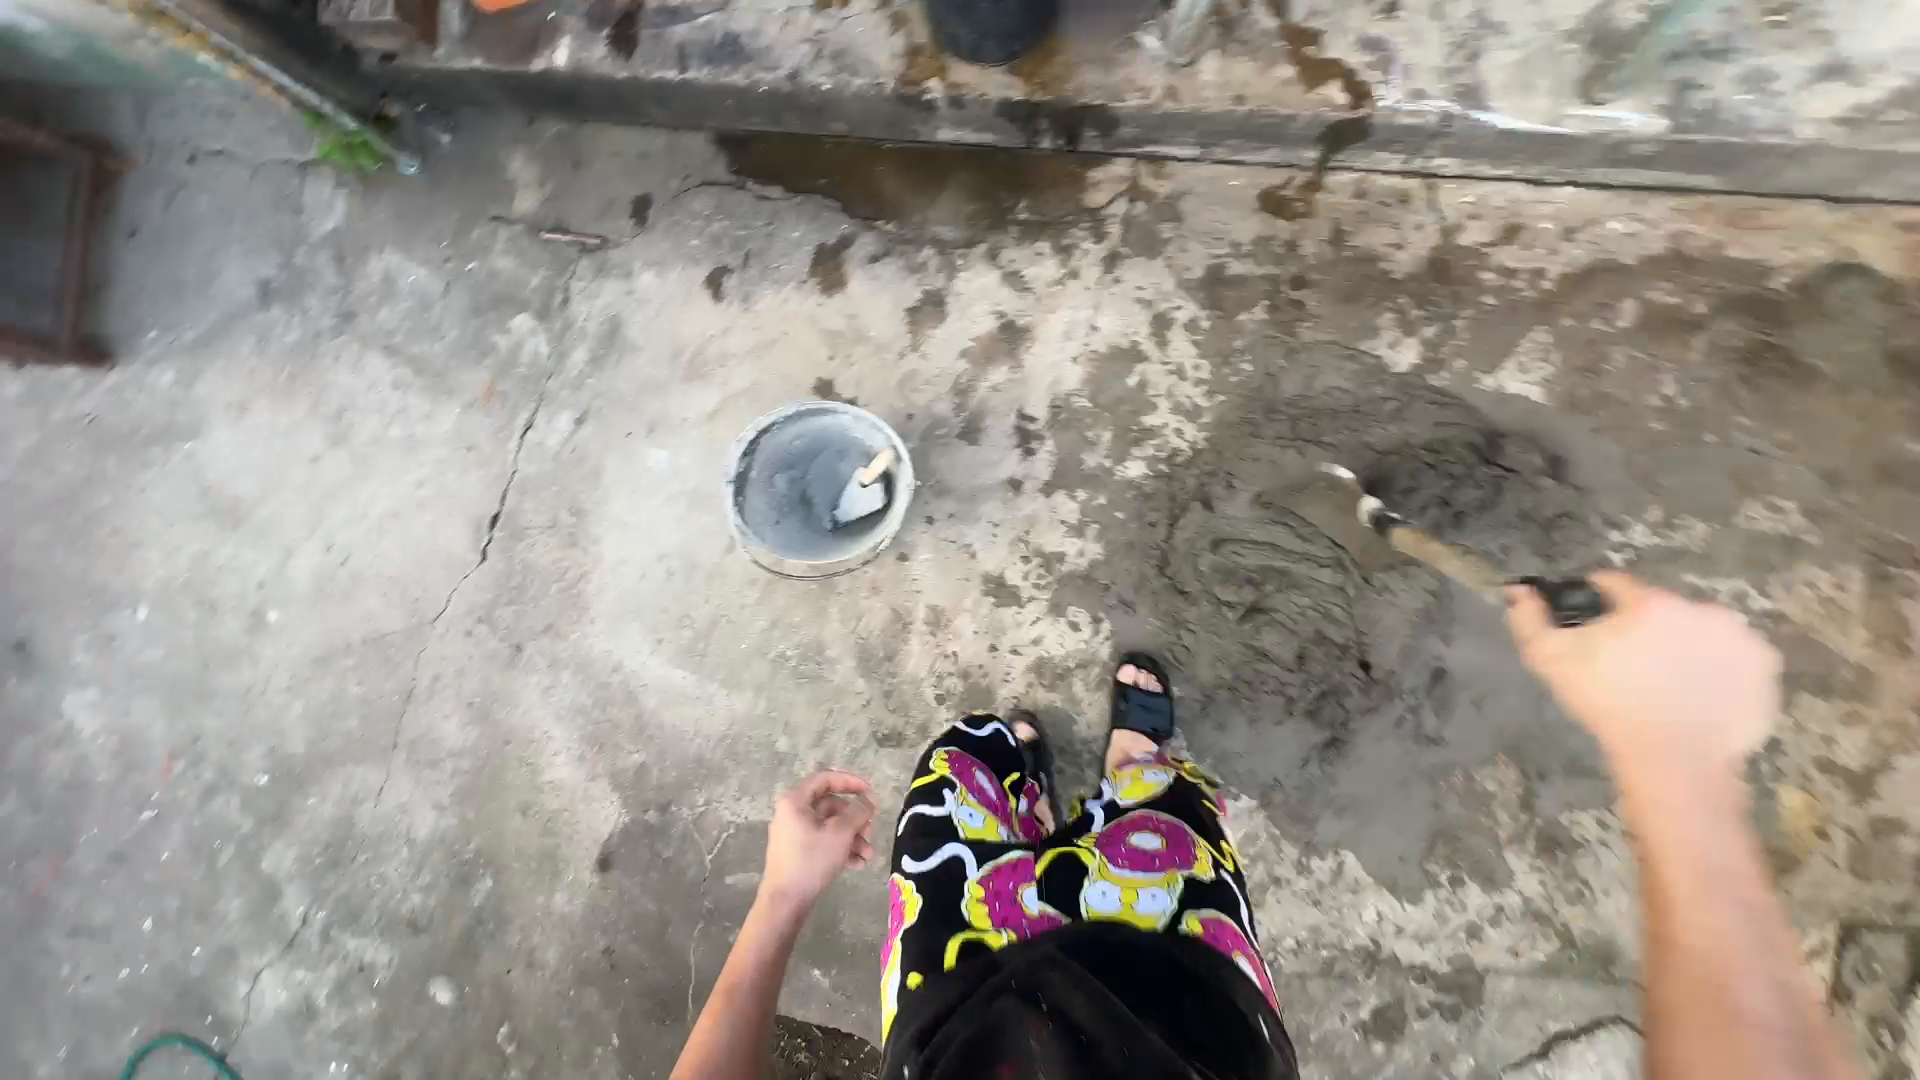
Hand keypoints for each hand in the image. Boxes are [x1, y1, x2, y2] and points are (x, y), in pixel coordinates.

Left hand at [759, 770, 876, 913]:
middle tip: (871, 832)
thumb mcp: (840, 833)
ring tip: (868, 855)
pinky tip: (858, 865)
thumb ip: (859, 811)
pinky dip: (842, 849)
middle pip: (831, 805)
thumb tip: (871, 798)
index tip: (871, 793)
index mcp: (795, 800)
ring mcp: (794, 833)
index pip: (826, 778)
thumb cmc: (811, 860)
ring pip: (831, 826)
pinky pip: (824, 841)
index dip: (851, 782)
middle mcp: (793, 813)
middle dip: (855, 819)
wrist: (784, 903)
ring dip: (853, 837)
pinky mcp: (798, 852)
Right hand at [1506, 571, 1780, 779]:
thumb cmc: (1606, 703)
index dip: (1595, 601)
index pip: (1614, 584)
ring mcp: (1741, 638)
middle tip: (1625, 661)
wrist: (1674, 758)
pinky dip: (1712, 665)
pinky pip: (1729, 654)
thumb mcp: (1549, 660)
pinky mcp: (1765, 667)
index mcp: (1651, 603)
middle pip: (1659, 607)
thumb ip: (1529, 618)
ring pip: (1696, 629)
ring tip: (1660, 678)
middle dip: (1641, 626)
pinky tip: (1691, 690)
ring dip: (1678, 643)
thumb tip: (1520, 590)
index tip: (1590, 625)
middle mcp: (1703, 610)